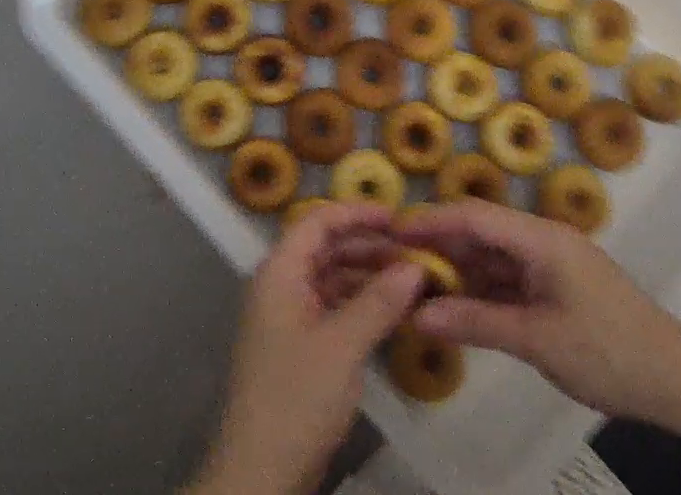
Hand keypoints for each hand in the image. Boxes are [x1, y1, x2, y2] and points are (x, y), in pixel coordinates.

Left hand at [188, 204, 423, 494]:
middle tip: (418, 251)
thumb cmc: (296, 395)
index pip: (317, 222)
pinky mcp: (302, 344)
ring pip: (334, 278)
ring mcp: (291, 316)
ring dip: (370, 275)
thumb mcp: (342, 345)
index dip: (356, 213)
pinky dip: (364, 303)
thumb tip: (416, 265)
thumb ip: (379, 301)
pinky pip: (335, 307)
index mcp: (279, 273)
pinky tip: (398, 310)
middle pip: (327, 248)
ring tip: (416, 279)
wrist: (262, 467)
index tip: (400, 217)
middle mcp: (281, 286)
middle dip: (370, 246)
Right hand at [395, 200, 680, 423]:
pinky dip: (476, 292)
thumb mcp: (537, 340)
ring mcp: (548, 266)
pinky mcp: (553, 289)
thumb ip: (475, 323)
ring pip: (489, 258)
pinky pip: (504, 280)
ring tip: (411, 287)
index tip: (388, 233)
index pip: (474, 216)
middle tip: (390, 263)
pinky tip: (449, 307)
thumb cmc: (610, 353)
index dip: (429, 220)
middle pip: (478, 232)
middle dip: (435, 246)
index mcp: (542, 239)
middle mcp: (542, 242)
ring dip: (454, 272)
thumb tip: (415, 315)